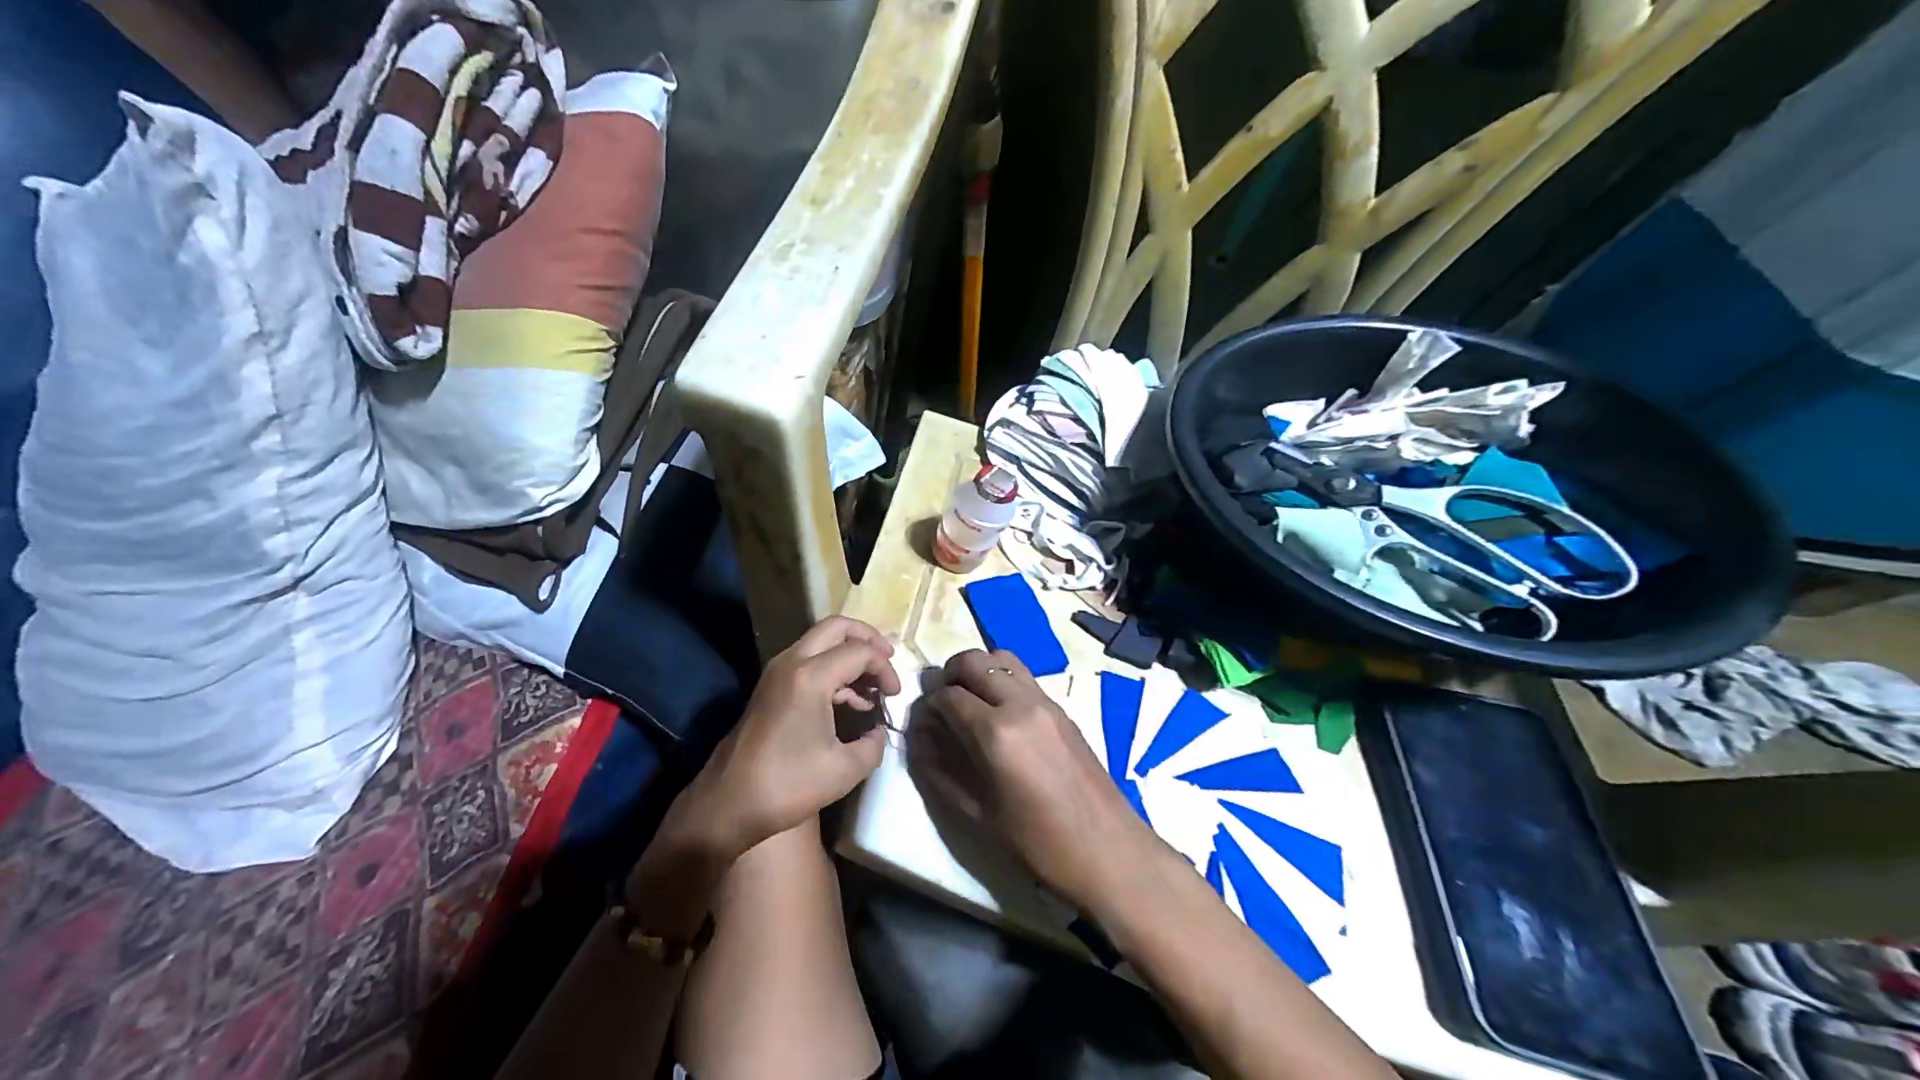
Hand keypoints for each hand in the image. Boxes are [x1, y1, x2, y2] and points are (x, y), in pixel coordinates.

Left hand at [656, 616, 901, 865]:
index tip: (896, 696)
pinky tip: (849, 701)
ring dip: (849, 655)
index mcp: (810, 676)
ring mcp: (776, 673)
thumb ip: (874, 744)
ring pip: (820, 643)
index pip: (860, 652)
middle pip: (836, 627)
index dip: (885, 669)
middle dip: (867, 638)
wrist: (728, 804)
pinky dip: (833, 670)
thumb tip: (878, 731)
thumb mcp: (845, 769)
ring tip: (872, 689)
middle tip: (888, 660)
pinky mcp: (770, 688)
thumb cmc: (788, 785)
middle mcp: (791, 663)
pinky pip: (808, 661)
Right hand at [915, 648, 1160, 912]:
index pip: (948, 696)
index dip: (928, 707)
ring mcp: (1046, 702)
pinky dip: (1002, 680)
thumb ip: (939, 772)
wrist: (1109, 851)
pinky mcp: (1062, 710)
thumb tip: (919, 738)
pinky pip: (1024, 676)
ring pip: (1002, 658)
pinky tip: (997, 714)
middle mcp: (1021, 704)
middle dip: (949, 675)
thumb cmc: (1038, 844)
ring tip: (968, 700)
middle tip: (940, 703)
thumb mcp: (977, 816)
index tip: (922, 724)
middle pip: (974, 661)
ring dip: (978, 670)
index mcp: (996, 732)